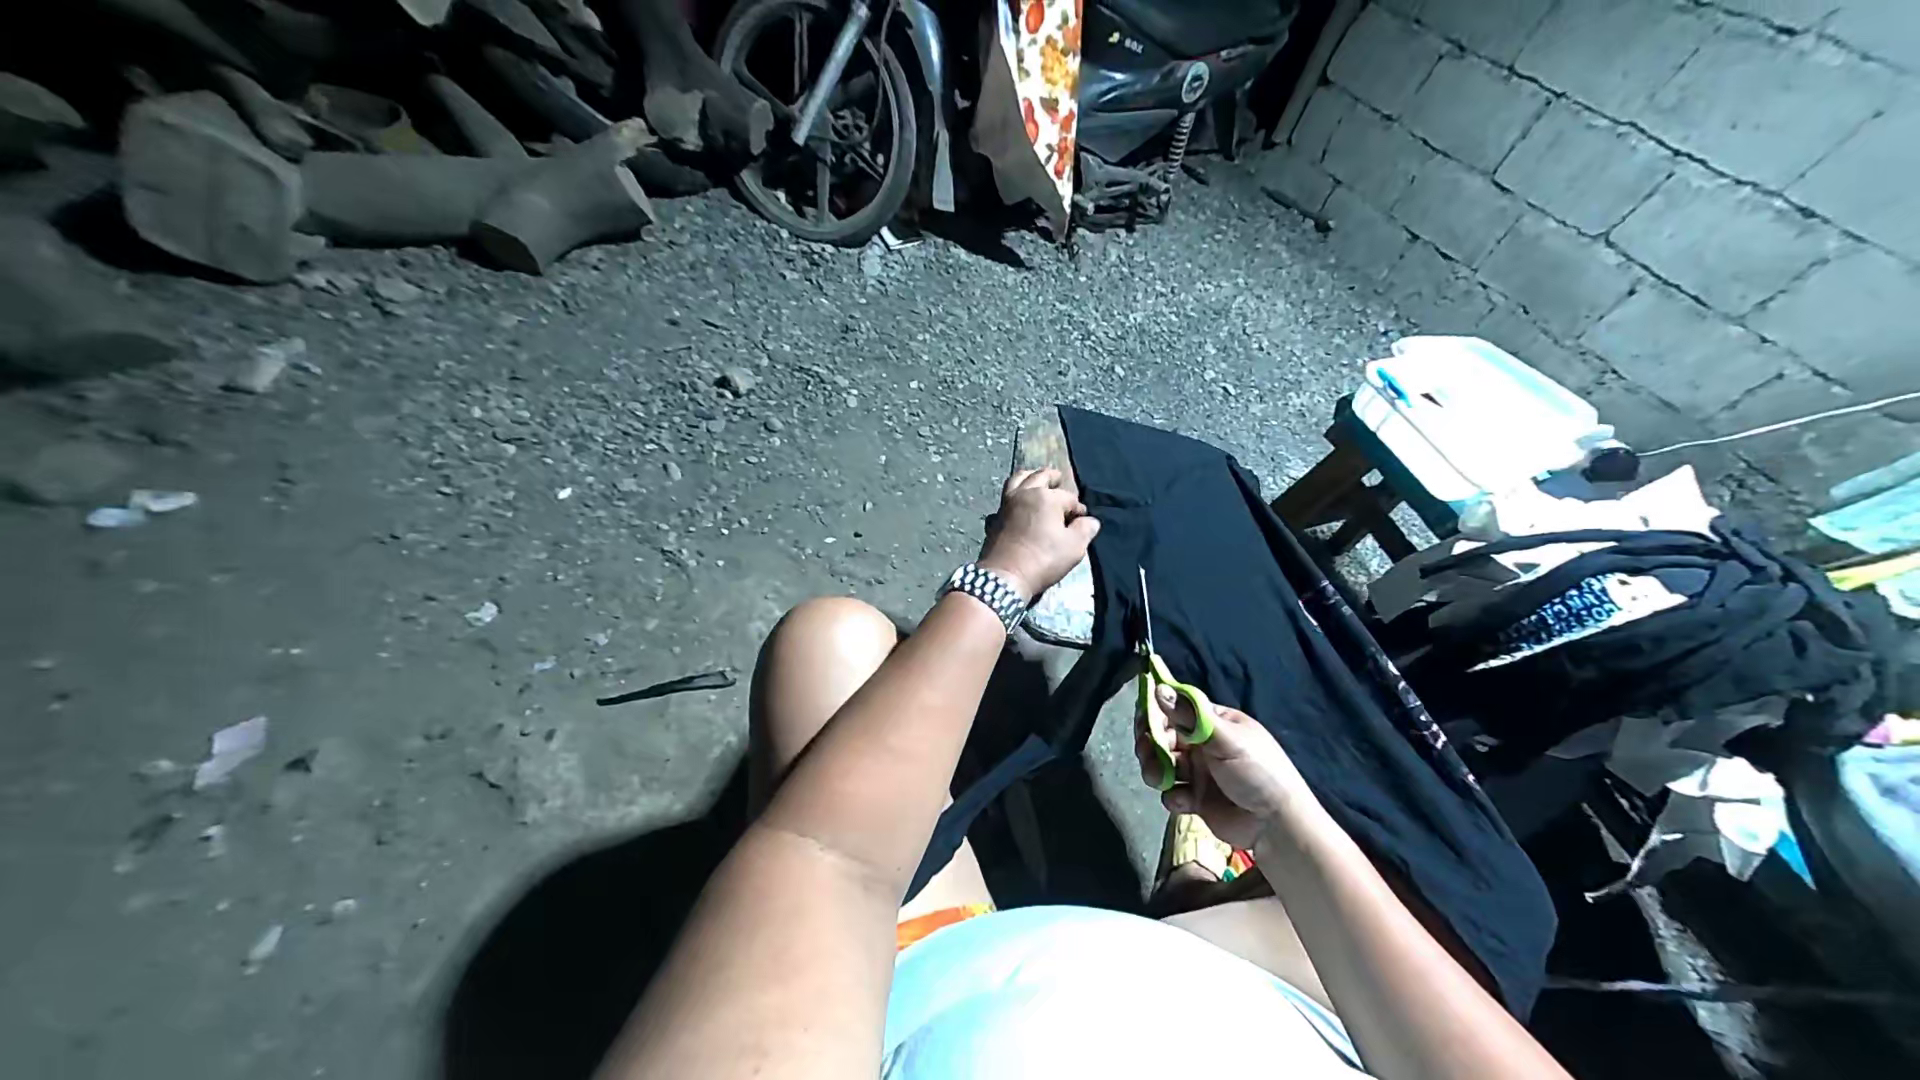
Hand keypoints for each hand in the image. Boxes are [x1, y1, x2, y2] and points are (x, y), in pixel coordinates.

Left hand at [978, 468, 1099, 600]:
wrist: (1005, 575)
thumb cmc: (1043, 559)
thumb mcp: (1074, 547)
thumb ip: (1085, 530)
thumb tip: (1090, 521)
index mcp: (1046, 497)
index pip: (1069, 497)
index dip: (1078, 509)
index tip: (1082, 520)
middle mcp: (1025, 494)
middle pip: (1040, 476)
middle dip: (1052, 477)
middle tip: (1058, 478)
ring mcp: (1006, 504)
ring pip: (1017, 480)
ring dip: (1029, 477)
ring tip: (1036, 479)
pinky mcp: (994, 517)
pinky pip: (1004, 498)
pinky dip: (1013, 496)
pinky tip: (1016, 503)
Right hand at [1136, 685, 1318, 849]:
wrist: (1277, 825)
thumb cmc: (1257, 771)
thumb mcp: (1225, 738)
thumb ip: (1190, 715)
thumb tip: (1158, 688)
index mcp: (1212, 723)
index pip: (1175, 710)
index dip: (1155, 714)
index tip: (1143, 723)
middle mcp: (1202, 744)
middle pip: (1162, 737)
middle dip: (1150, 744)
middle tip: (1146, 751)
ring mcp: (1198, 772)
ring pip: (1162, 764)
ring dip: (1155, 769)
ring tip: (1160, 779)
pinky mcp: (1195, 798)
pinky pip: (1171, 792)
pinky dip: (1173, 796)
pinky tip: (1184, 801)